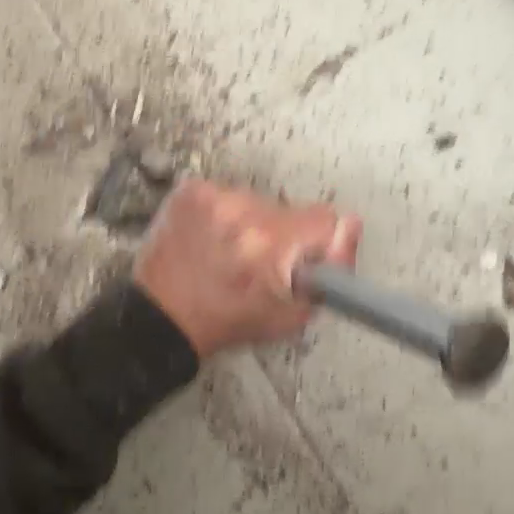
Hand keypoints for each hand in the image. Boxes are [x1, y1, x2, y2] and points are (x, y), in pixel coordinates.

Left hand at [132, 178, 362, 358]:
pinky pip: (225, 195)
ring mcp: (212, 198)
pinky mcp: (191, 191)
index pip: (326, 218)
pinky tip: (210, 241)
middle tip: (258, 263)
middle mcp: (242, 212)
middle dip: (283, 233)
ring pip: (255, 201)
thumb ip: (332, 272)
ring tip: (229, 253)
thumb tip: (350, 227)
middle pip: (288, 209)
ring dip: (251, 222)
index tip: (303, 259)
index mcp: (271, 244)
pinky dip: (223, 215)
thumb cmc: (226, 321)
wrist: (163, 316)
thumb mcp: (291, 314)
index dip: (321, 242)